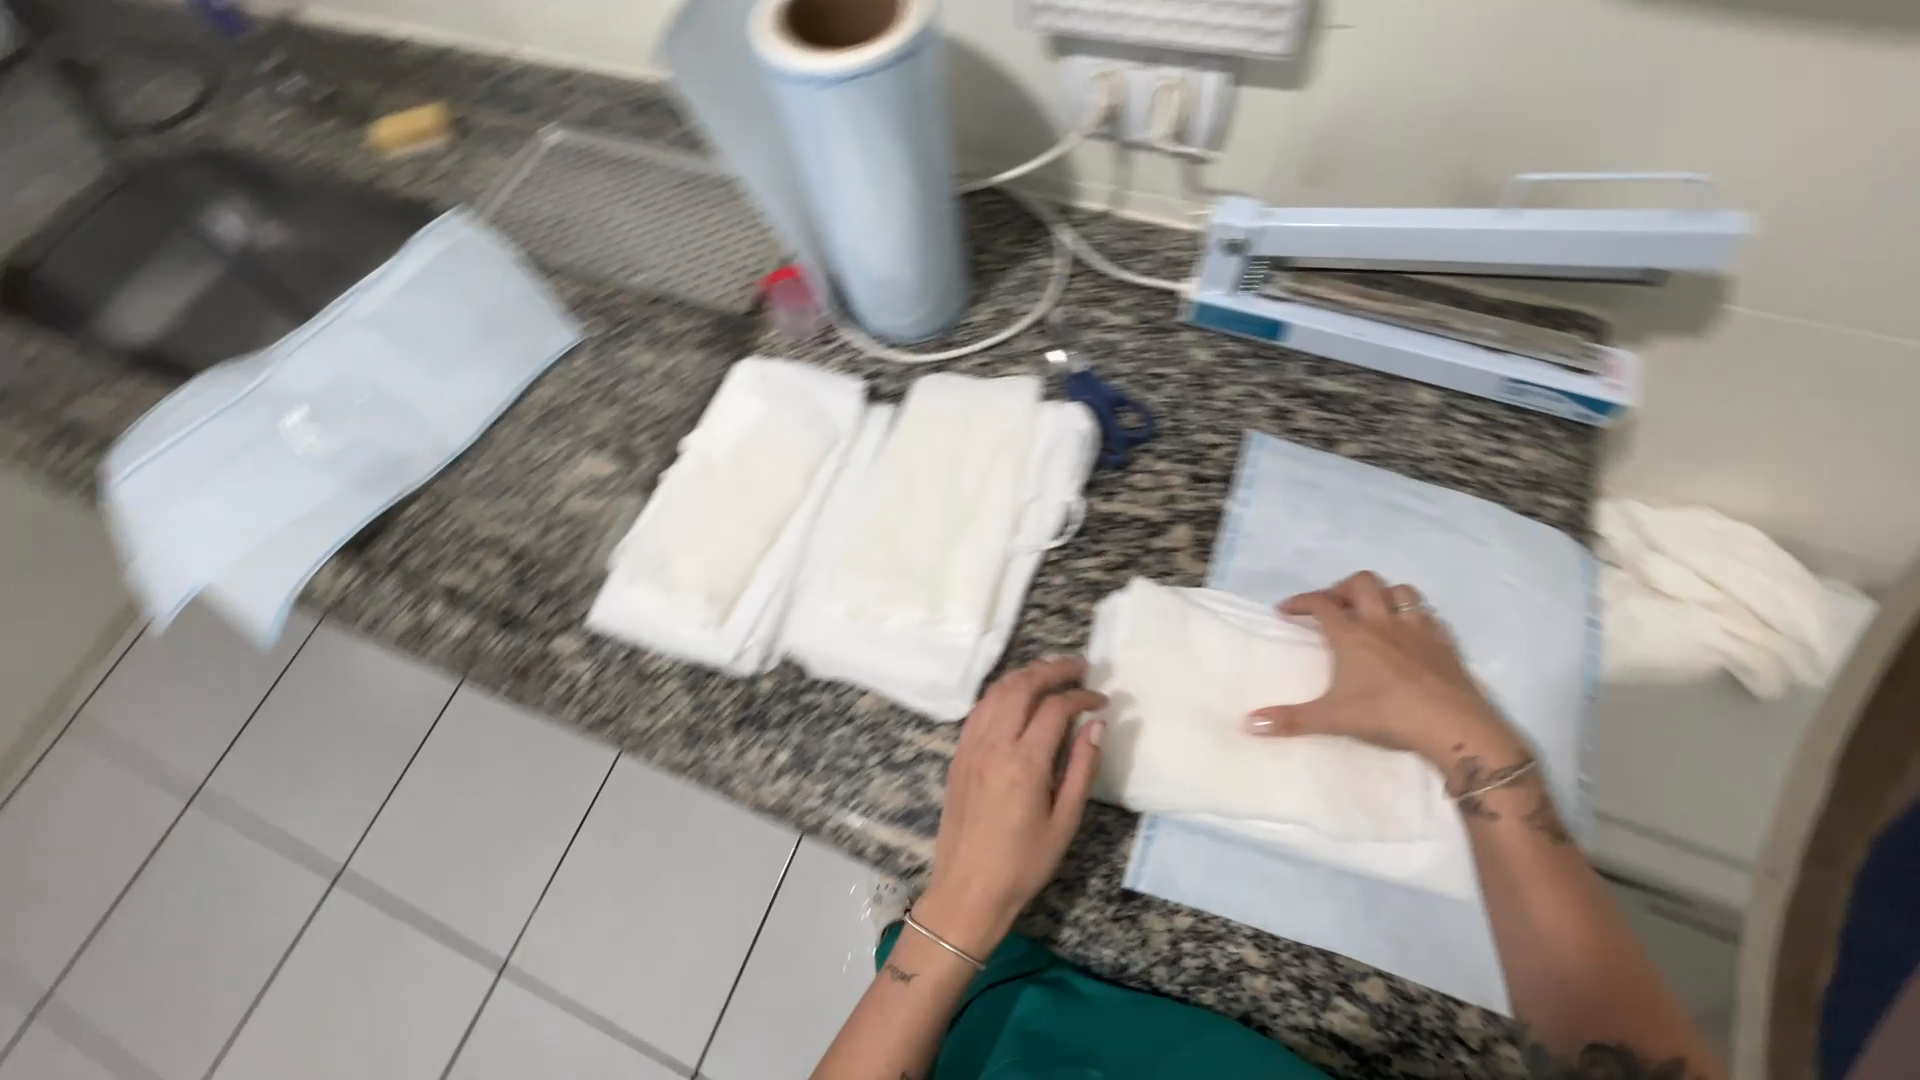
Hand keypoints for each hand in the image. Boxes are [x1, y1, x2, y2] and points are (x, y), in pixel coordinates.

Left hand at [917, 657, 1106, 958]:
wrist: (968, 888)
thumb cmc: (1024, 863)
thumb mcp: (1065, 821)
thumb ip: (1082, 768)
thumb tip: (1097, 724)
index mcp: (1024, 763)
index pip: (1055, 708)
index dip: (1082, 697)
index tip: (1102, 700)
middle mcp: (993, 745)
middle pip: (1022, 686)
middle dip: (1053, 670)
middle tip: (1080, 667)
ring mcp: (970, 746)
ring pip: (997, 692)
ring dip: (1026, 675)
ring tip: (1052, 674)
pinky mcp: (958, 754)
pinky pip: (980, 709)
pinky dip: (1002, 693)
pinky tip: (1018, 696)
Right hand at [1246, 572, 1522, 768]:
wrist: (1454, 726)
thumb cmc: (1387, 716)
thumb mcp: (1332, 720)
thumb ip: (1291, 720)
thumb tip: (1249, 723)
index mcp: (1352, 636)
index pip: (1321, 605)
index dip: (1300, 602)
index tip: (1286, 610)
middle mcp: (1382, 623)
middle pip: (1362, 583)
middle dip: (1342, 588)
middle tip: (1333, 606)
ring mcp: (1417, 630)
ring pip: (1400, 591)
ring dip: (1383, 594)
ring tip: (1373, 611)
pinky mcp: (1445, 643)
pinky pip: (1429, 616)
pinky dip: (1415, 616)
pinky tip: (1411, 632)